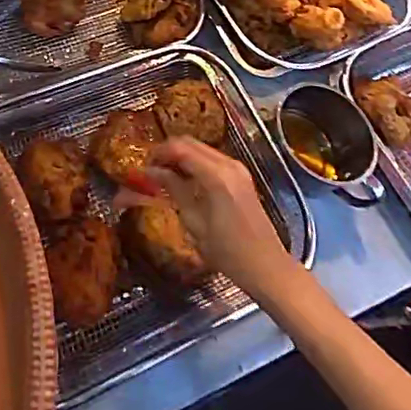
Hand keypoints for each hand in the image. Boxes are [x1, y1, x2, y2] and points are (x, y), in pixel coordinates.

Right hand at [115, 136, 297, 298]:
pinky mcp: (241, 175)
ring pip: (200, 149)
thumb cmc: (229, 252)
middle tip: (151, 171)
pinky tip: (185, 182)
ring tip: (164, 177)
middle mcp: (228, 164)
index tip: (144, 166)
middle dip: (168, 152)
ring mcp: (237, 168)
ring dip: (181, 157)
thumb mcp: (194, 222)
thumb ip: (174, 190)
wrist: (266, 266)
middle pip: (190, 143)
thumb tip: (152, 172)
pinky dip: (194, 163)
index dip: (158, 153)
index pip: (179, 148)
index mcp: (216, 175)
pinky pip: (211, 159)